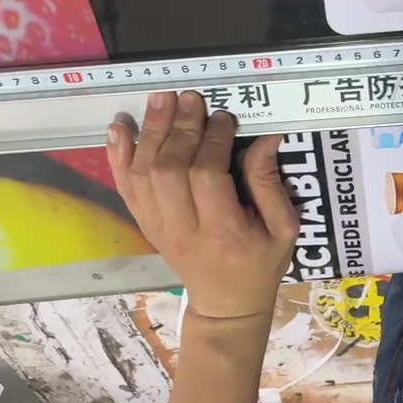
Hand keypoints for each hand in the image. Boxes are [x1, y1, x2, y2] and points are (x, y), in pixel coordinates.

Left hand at [108, 91, 297, 319]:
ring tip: (162, 100)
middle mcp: (184, 230)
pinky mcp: (145, 225)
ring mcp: (158, 228)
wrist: (226, 303)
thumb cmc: (261, 264)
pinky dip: (118, 156)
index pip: (207, 177)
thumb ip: (270, 184)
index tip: (224, 116)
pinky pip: (125, 187)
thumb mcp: (284, 229)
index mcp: (224, 233)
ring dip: (150, 133)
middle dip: (179, 129)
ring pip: (143, 174)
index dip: (212, 141)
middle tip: (191, 98)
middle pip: (169, 171)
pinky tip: (119, 127)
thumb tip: (264, 137)